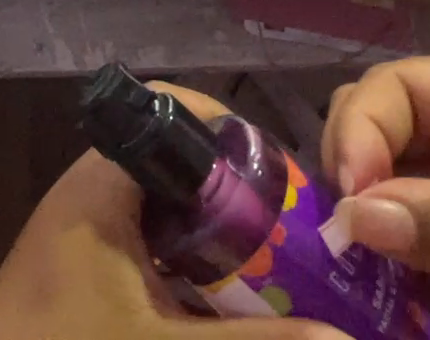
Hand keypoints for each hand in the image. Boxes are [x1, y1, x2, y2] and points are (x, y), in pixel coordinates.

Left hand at [0, 82, 349, 339]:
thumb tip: (346, 339)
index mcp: (106, 181)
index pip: (173, 112)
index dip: (233, 132)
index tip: (287, 179)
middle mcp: (95, 187)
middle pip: (178, 160)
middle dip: (238, 192)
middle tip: (297, 232)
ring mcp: (86, 222)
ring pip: (167, 204)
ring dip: (217, 230)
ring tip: (279, 264)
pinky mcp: (84, 257)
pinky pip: (149, 237)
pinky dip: (189, 257)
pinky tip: (227, 297)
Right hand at [323, 57, 429, 339]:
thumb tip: (352, 212)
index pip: (404, 88)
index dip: (364, 127)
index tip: (351, 197)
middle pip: (388, 140)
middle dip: (360, 184)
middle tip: (350, 249)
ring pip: (397, 207)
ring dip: (375, 245)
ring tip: (366, 293)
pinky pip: (427, 267)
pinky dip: (404, 288)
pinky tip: (398, 314)